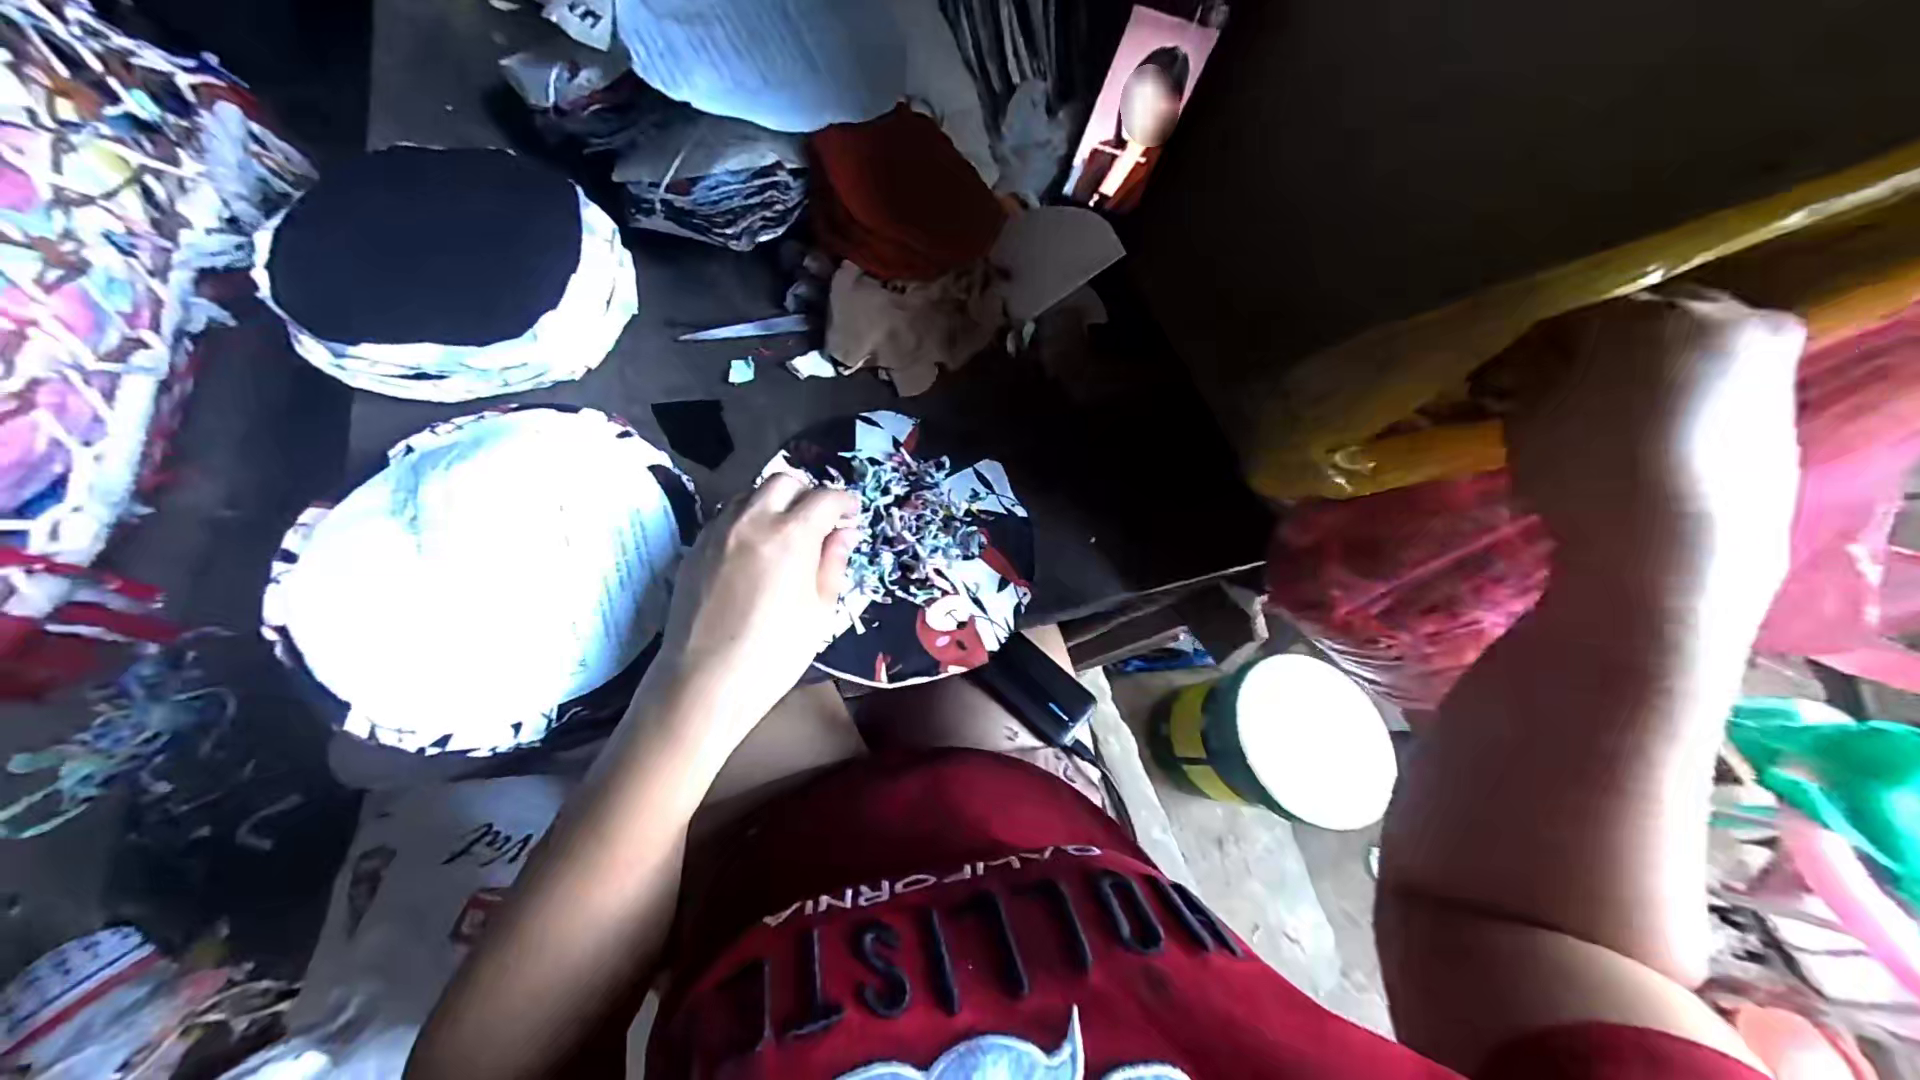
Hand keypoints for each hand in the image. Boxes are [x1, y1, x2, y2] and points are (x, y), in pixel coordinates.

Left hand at [644, 474, 857, 740]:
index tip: (852, 513)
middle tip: (821, 520)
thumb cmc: (775, 652)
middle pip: (784, 482)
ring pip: (751, 494)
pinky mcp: (695, 548)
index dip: (844, 502)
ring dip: (775, 502)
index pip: (824, 498)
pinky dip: (748, 519)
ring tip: (787, 532)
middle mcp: (752, 520)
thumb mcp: (820, 610)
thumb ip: (833, 562)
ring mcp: (718, 531)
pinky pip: (727, 516)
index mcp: (790, 534)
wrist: (705, 681)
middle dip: (808, 493)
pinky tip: (756, 548)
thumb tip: (844, 533)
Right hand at [1499, 291, 1804, 616]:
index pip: (1569, 320)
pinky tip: (1632, 429)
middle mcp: (1726, 319)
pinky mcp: (1780, 402)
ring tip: (1587, 411)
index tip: (1491, 384)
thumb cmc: (1586, 468)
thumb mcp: (1527, 419)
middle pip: (1639, 323)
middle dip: (1587, 352)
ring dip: (1631, 371)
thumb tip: (1517, 372)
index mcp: (1655, 315)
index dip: (1522, 353)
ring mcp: (1765, 360)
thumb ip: (1524, 382)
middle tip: (1543, 389)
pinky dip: (1668, 393)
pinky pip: (1709, 379)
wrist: (1674, 540)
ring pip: (1679, 349)